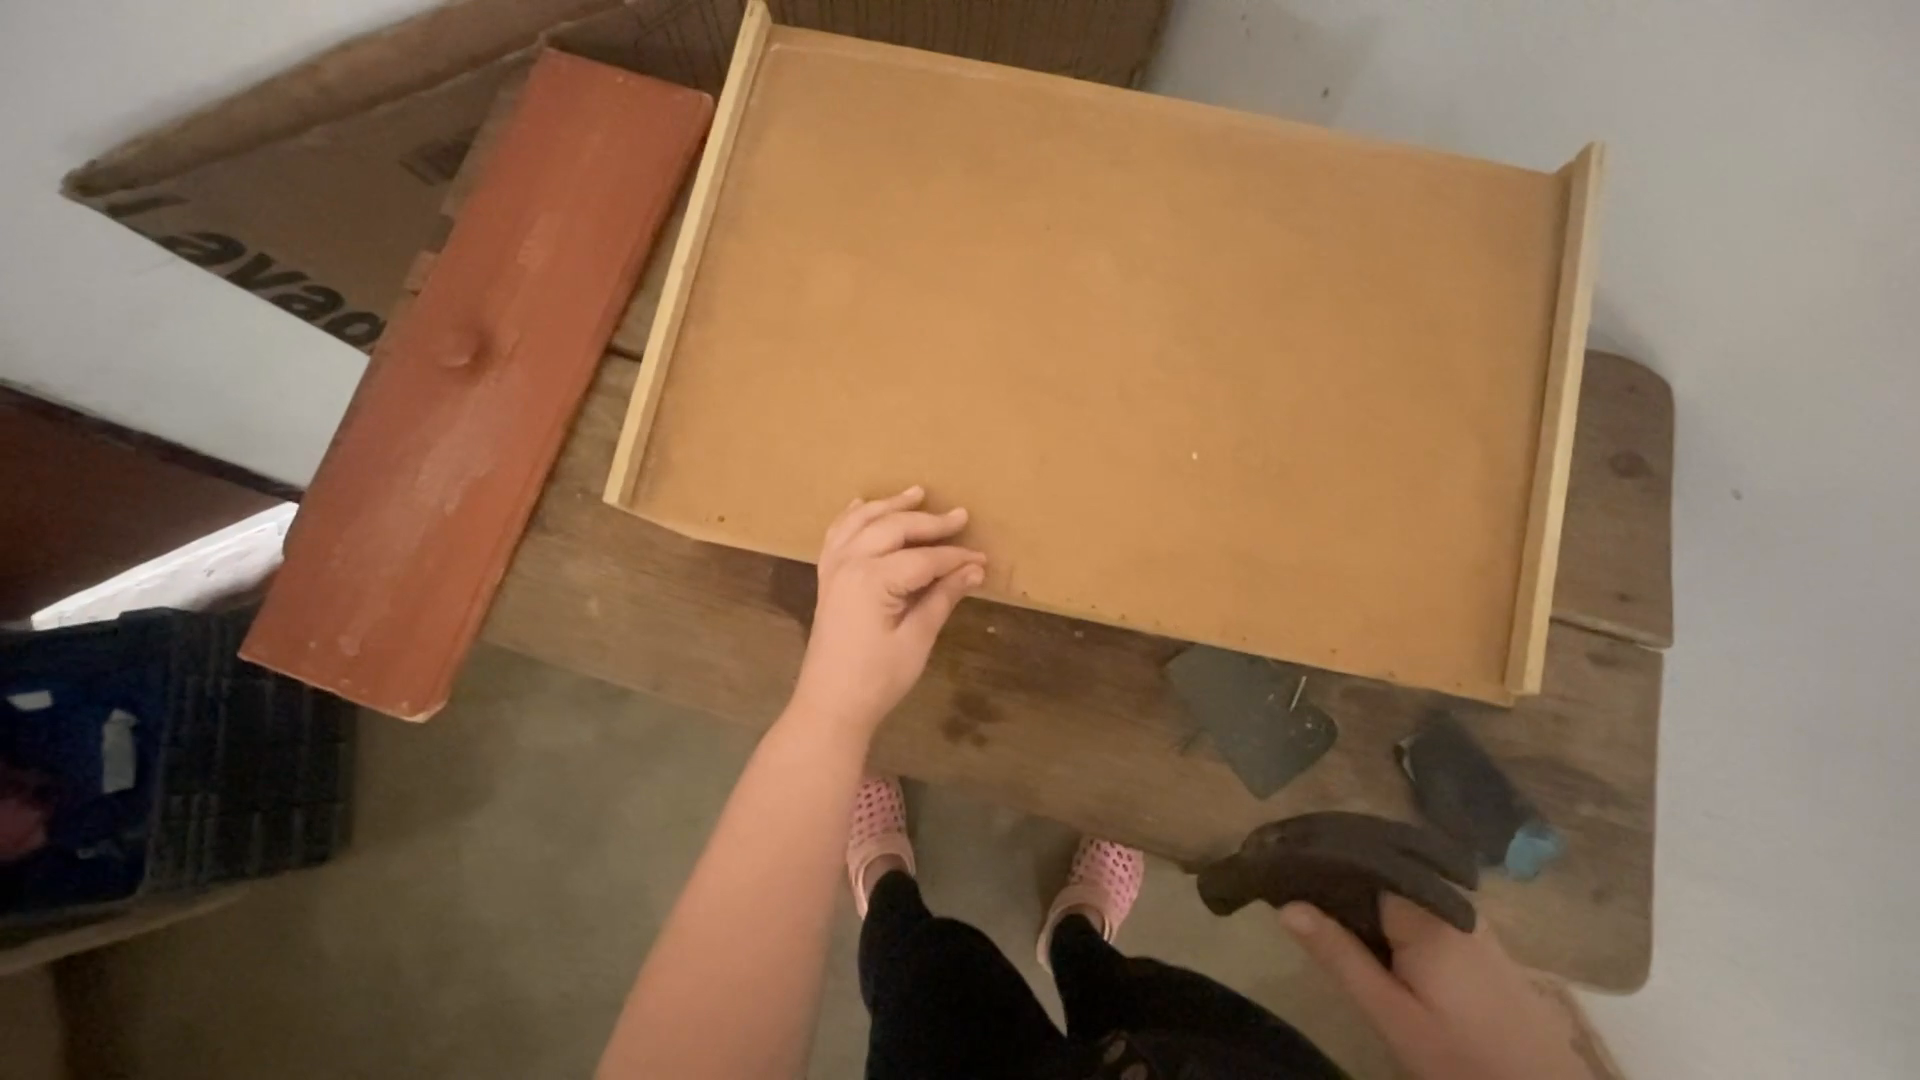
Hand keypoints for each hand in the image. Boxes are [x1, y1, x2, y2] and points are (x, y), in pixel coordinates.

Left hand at [789, 486, 985, 732]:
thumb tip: (974, 570)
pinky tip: (863, 506)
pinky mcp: (826, 579)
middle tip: (960, 515)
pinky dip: (852, 517)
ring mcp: (833, 569)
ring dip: (889, 506)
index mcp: (873, 580)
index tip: (982, 558)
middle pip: (893, 529)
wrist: (830, 704)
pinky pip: (837, 535)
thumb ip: (943, 597)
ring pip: (862, 522)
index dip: (956, 557)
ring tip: (916, 493)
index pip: (924, 558)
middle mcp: (849, 564)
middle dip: (929, 521)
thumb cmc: (877, 678)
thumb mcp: (917, 639)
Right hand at [1282, 896, 1600, 1079]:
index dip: (1323, 873)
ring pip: (1404, 897)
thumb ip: (1340, 956)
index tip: (1287, 879)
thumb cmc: (1463, 1058)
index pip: (1360, 868)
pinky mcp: (1485, 945)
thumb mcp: (1391, 1015)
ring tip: (1331, 922)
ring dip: (1369, 906)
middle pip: (1382, 878)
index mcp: (1425, 914)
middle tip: (1303, 907)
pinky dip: (1397, 921)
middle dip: (1343, 888)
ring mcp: (1474, 924)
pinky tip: (1380, 944)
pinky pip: (1427, 913)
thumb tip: (1287, 905)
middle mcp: (1452, 905)